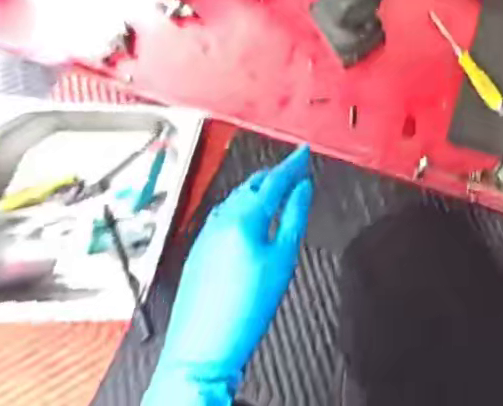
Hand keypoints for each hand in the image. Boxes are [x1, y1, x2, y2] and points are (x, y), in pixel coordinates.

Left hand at [145, 145, 313, 405]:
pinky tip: (250, 214)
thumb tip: (304, 187)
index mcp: (245, 217)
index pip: (274, 180)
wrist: (202, 351)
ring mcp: (206, 234)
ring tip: (276, 188)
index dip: (292, 163)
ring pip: (236, 198)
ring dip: (257, 188)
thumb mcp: (284, 258)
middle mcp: (222, 219)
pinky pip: (222, 214)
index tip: (304, 151)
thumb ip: (295, 215)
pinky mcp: (198, 250)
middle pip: (252, 185)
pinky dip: (241, 205)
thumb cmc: (248, 308)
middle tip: (295, 169)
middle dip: (274, 174)